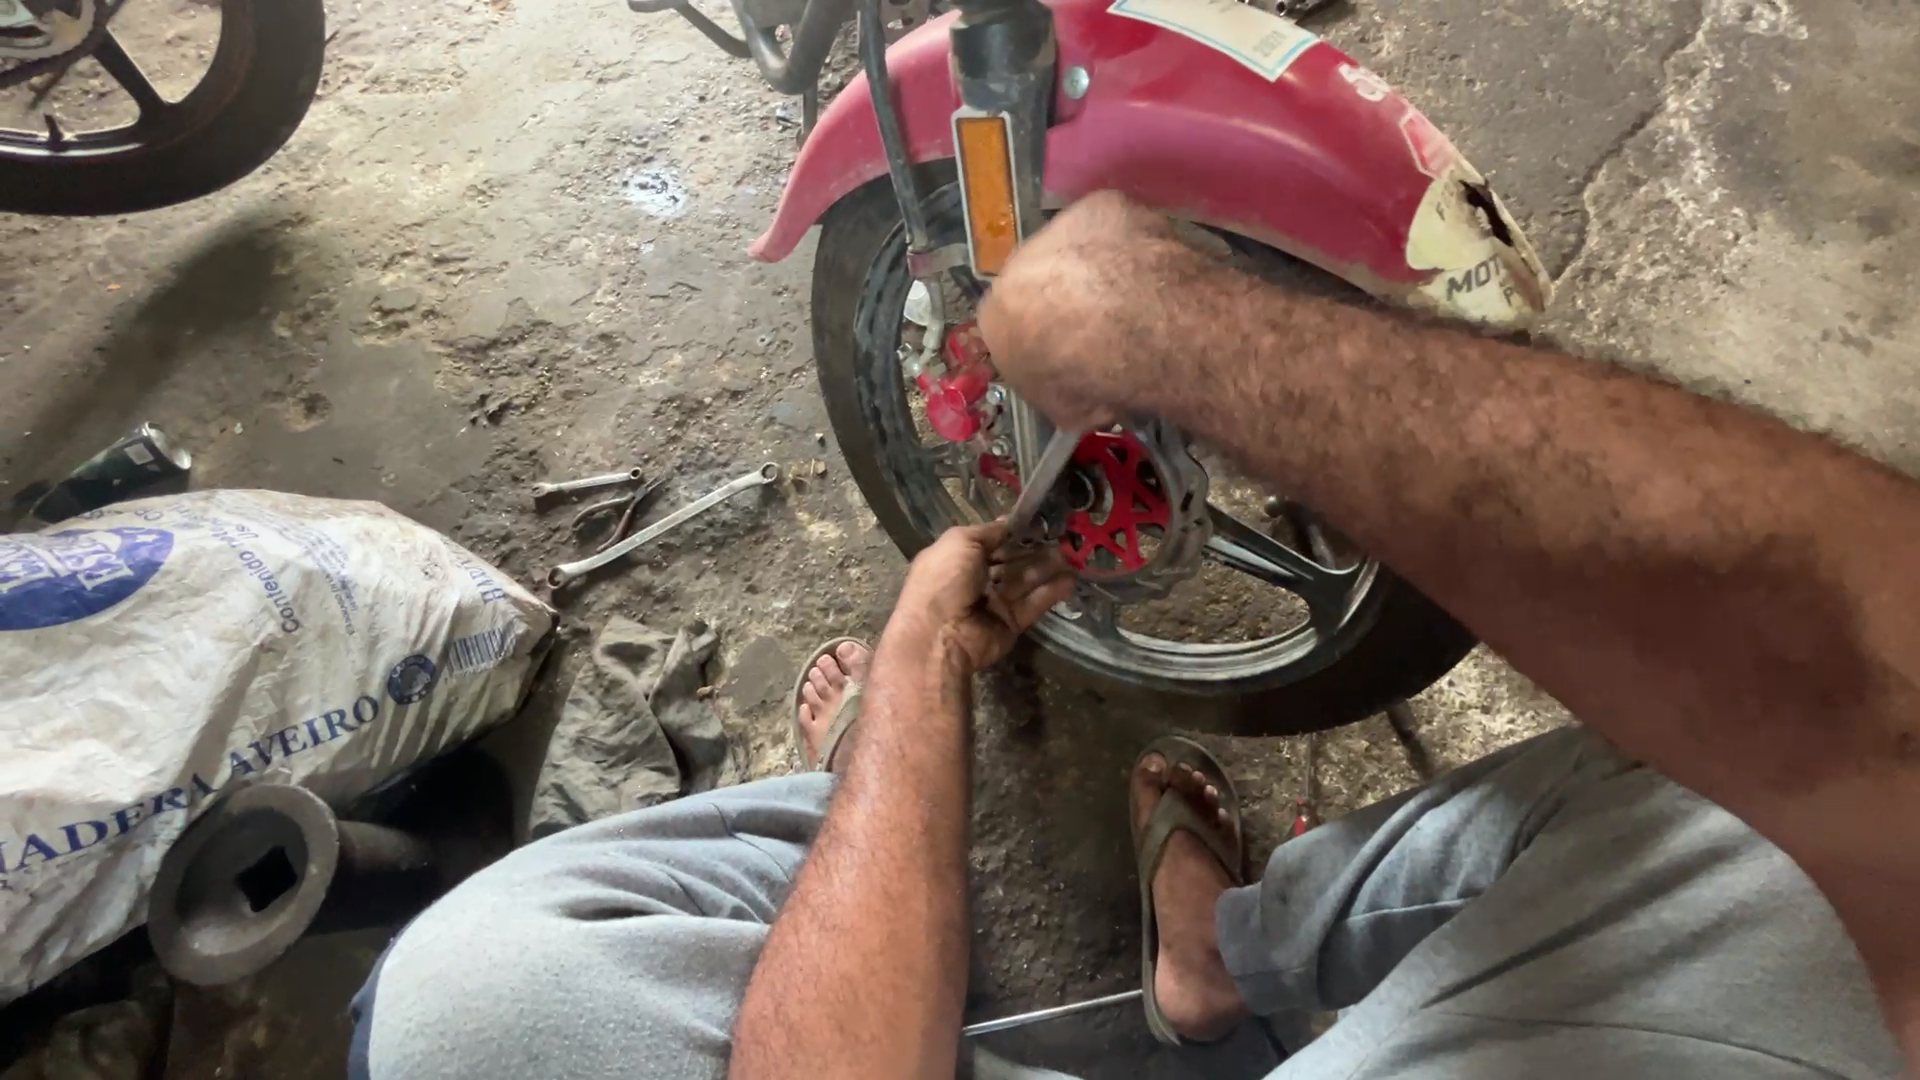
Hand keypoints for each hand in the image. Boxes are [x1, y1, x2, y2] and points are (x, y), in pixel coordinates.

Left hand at [892, 522, 1076, 674]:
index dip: (1012, 532)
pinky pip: (1033, 604)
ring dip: (1047, 568)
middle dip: (1034, 550)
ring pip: (1025, 581)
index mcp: (957, 559)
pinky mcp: (1010, 623)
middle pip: (1010, 562)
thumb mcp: (961, 542)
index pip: (989, 542)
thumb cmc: (944, 580)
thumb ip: (989, 532)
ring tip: (1073, 556)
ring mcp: (993, 603)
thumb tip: (1009, 521)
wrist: (939, 635)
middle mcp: (974, 580)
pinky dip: (1051, 592)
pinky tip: (1072, 580)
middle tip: (1063, 538)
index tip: (1038, 522)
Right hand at [977, 191, 1211, 430]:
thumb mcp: (1063, 409)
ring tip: (1135, 300)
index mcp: (996, 318)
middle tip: (1104, 327)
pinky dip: (1130, 244)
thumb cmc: (1088, 381)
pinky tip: (1153, 270)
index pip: (1014, 325)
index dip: (1046, 339)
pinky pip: (1114, 227)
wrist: (1128, 331)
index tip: (1072, 352)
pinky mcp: (1100, 205)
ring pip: (1077, 250)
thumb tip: (1077, 396)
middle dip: (1068, 300)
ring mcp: (1058, 230)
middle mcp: (1015, 267)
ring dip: (1098, 269)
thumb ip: (1058, 389)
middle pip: (1041, 280)